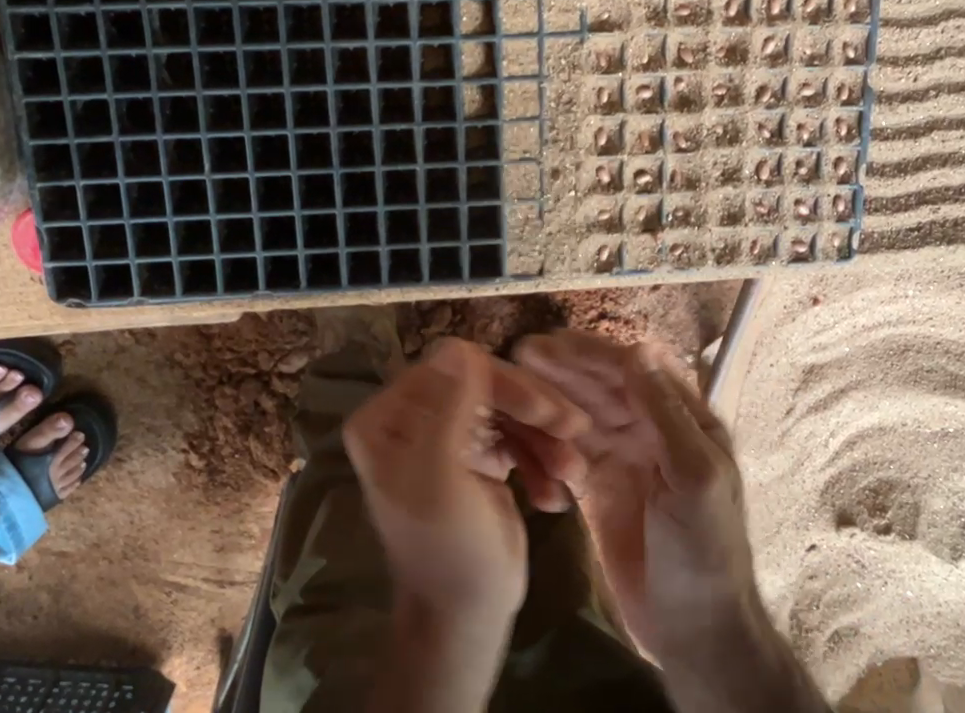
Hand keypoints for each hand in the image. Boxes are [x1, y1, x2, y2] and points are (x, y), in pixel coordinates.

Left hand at [344, 337, 589, 626]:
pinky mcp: (477, 457)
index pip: (454, 369)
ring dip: (546, 439)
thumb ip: (449, 409)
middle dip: (534, 411)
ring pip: (509, 411)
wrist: (466, 619)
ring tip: (574, 474)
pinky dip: (541, 461)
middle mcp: (413, 418)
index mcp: (388, 419)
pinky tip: (554, 496)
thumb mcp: (443, 480)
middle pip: (486, 385)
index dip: (506, 386)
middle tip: (576, 431)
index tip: (549, 414)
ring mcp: (447, 436)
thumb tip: (458, 345)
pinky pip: (517, 438)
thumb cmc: (449, 554)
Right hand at [513, 330, 759, 660]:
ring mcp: (622, 459)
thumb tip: (638, 347)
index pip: (633, 371)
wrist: (693, 631)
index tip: (550, 342)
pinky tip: (523, 432)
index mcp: (684, 420)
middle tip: (519, 354)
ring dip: (549, 399)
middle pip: (601, 387)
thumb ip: (666, 413)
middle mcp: (651, 431)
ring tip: (513, 384)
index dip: (592, 354)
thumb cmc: (705, 551)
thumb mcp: (696, 477)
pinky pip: (565, 451)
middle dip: (562, 369)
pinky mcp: (596, 488)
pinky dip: (544, 441)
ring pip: (579, 414)